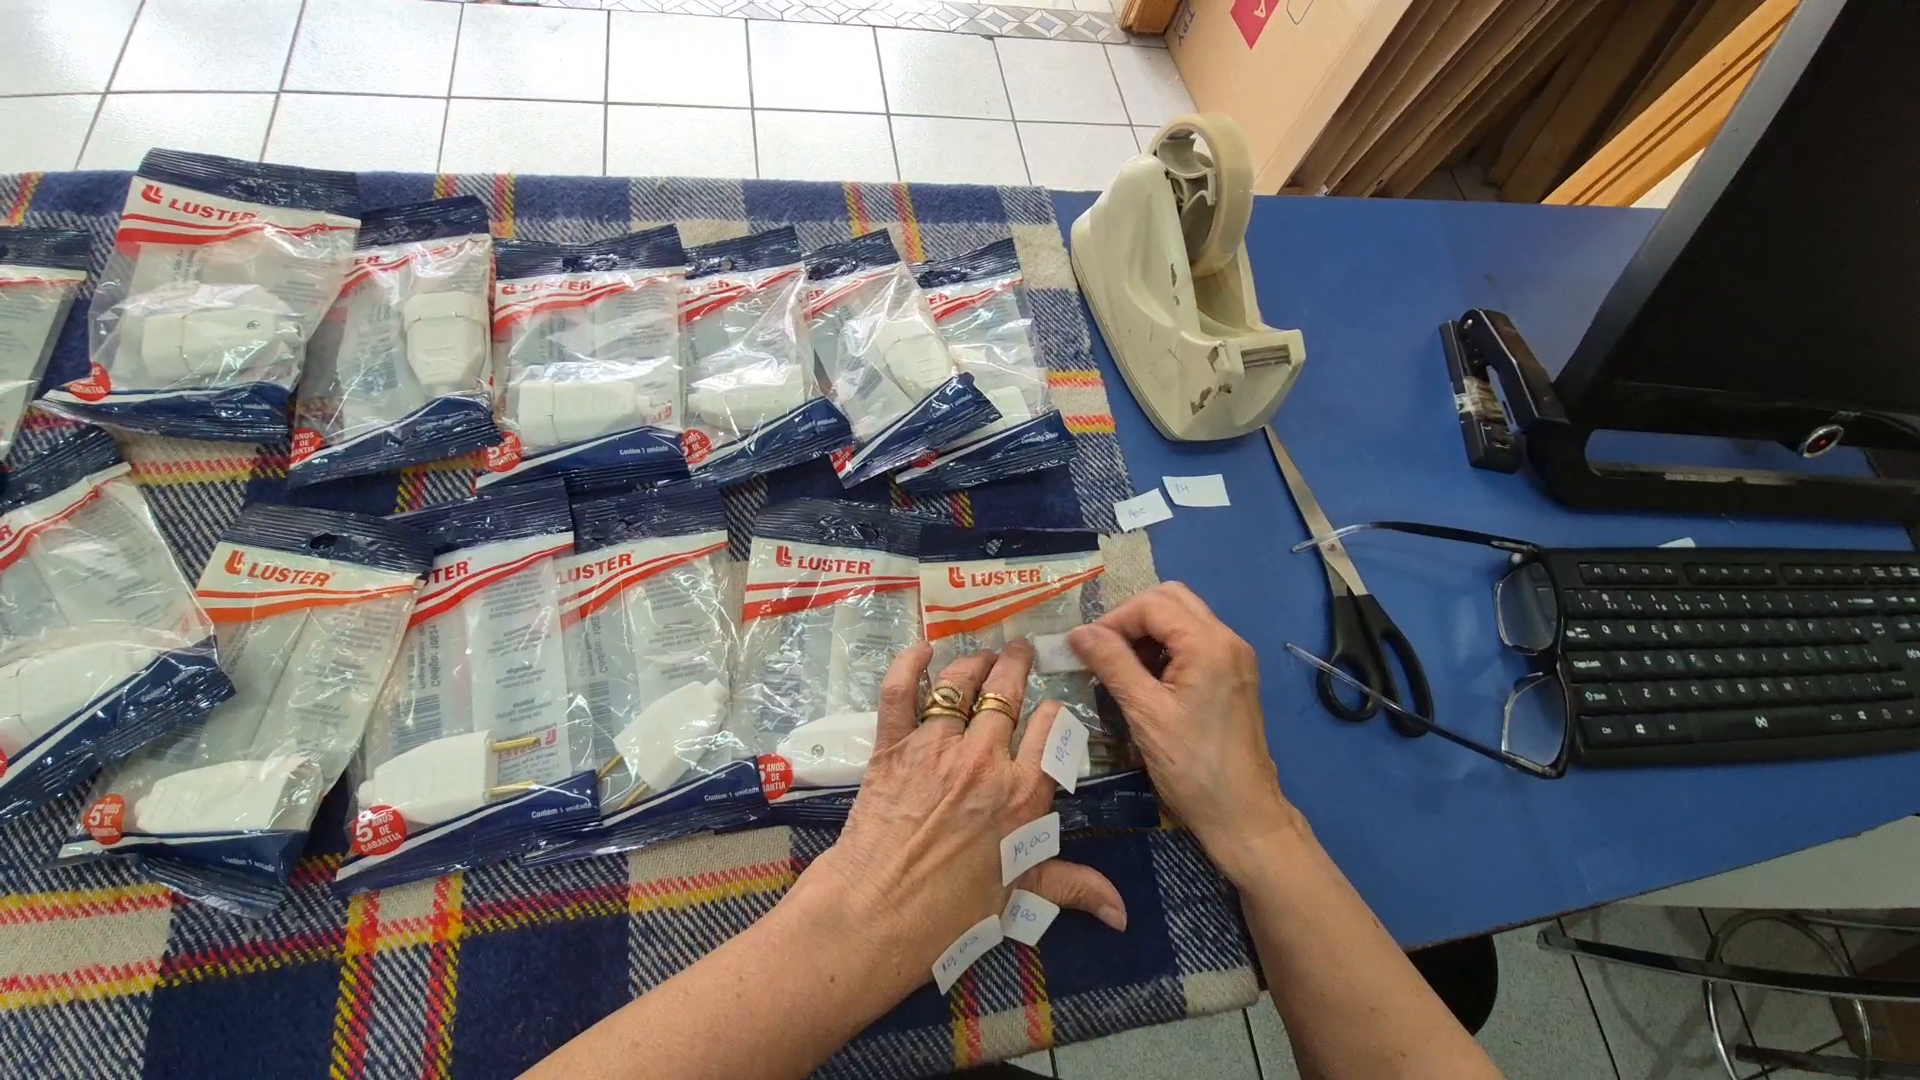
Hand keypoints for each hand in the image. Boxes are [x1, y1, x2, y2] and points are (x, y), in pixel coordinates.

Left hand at [795, 640, 1126, 999]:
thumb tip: (1123, 915)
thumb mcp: (1020, 894)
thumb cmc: (953, 913)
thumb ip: (1073, 886)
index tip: (1051, 707)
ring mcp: (936, 746)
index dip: (1054, 710)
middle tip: (1020, 649)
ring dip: (974, 661)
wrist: (878, 916)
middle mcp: (984, 758)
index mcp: (1023, 792)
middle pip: (1008, 691)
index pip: (1051, 727)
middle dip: (1017, 664)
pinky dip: (910, 665)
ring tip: (982, 653)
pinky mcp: (894, 745)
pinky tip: (923, 650)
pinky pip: (902, 692)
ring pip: (960, 683)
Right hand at [1067, 583, 1300, 881]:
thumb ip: (1112, 664)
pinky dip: (1165, 649)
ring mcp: (1234, 658)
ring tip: (1120, 666)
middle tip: (1104, 650)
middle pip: (1171, 600)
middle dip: (1132, 618)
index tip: (1087, 649)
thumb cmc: (1193, 766)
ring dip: (1147, 632)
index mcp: (1209, 645)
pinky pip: (1193, 642)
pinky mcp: (1233, 676)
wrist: (1243, 814)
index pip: (1153, 605)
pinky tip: (1145, 680)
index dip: (1114, 620)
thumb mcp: (1145, 713)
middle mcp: (1227, 640)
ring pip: (1183, 618)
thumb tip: (1079, 633)